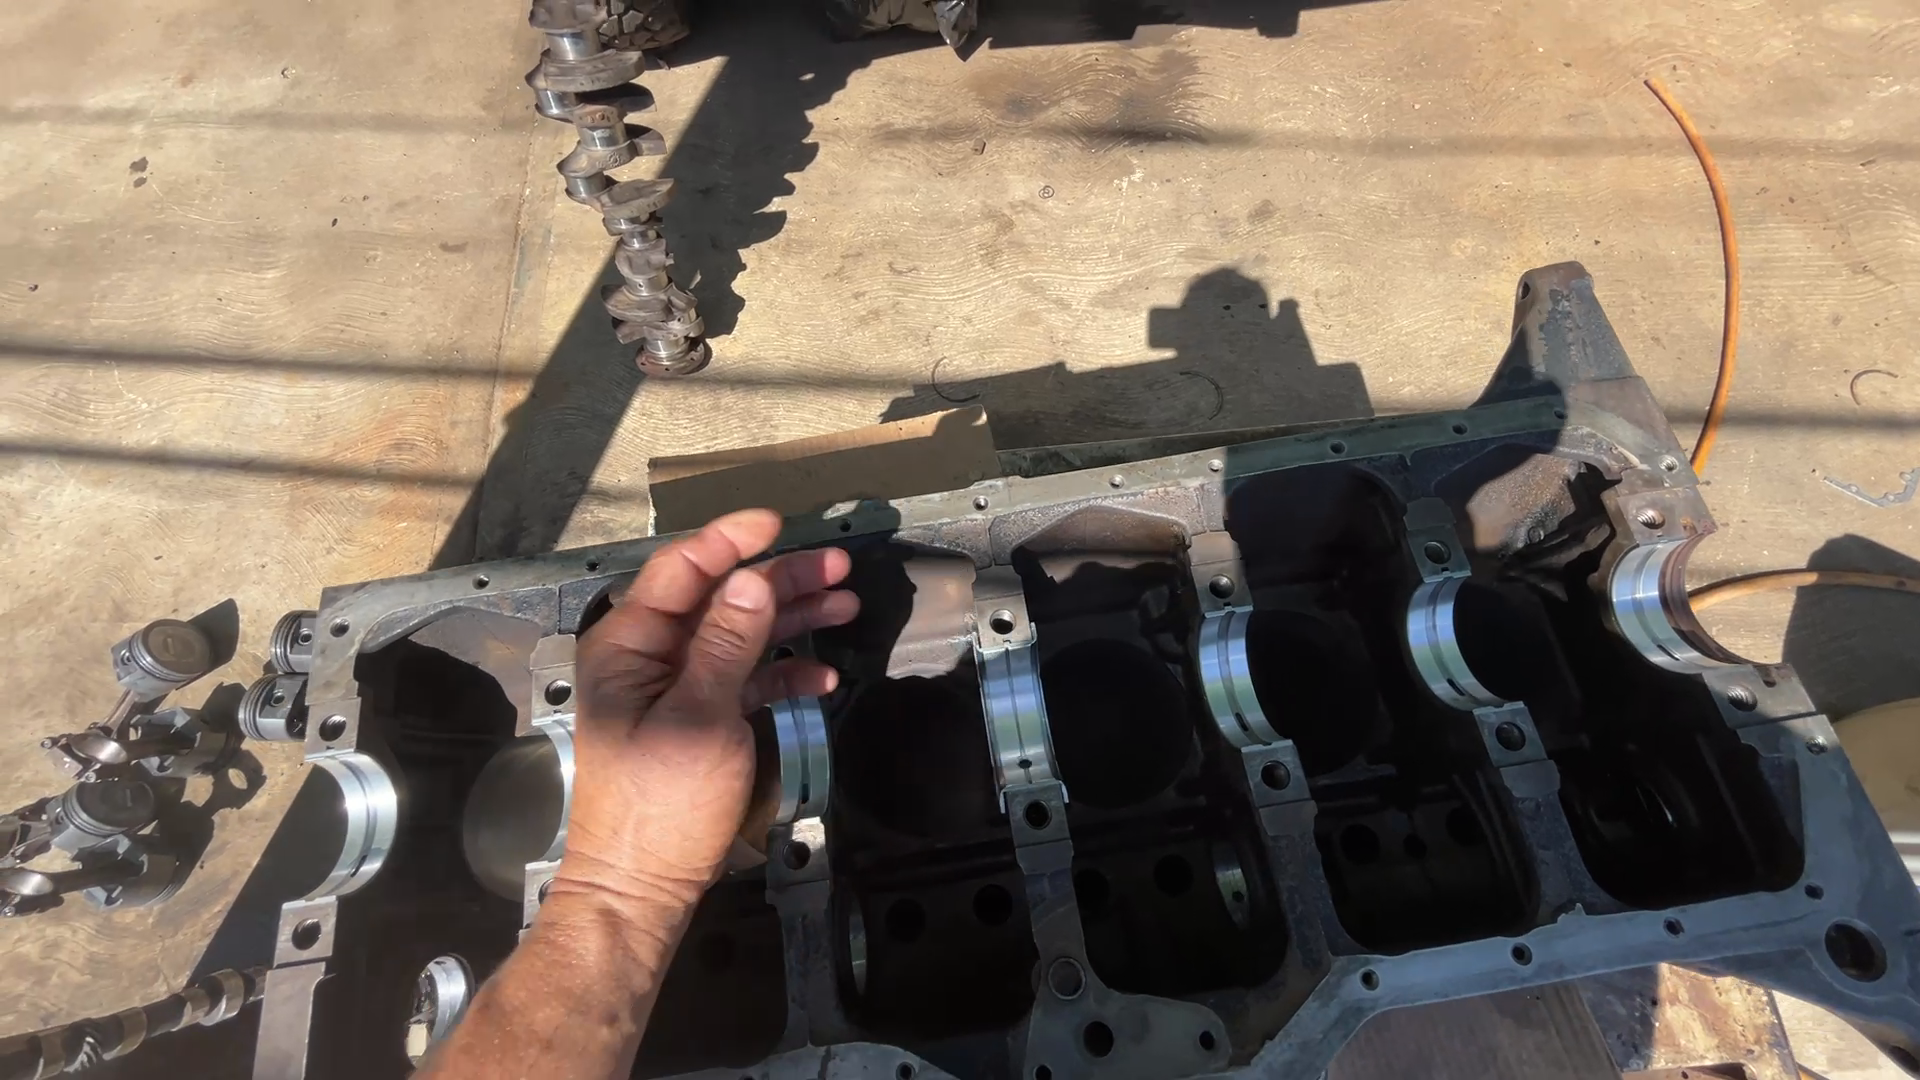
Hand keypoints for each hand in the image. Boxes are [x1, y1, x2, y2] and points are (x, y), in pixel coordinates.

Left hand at [549, 509, 858, 920]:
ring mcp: (684, 683)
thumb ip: (726, 643)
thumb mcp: (698, 717)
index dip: (729, 540)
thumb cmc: (661, 803)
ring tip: (846, 602)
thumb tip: (754, 578)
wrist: (643, 889)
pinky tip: (825, 676)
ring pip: (745, 632)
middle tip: (838, 565)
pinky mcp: (708, 712)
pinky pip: (751, 676)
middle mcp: (656, 653)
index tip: (777, 521)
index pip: (681, 570)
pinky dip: (786, 672)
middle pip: (724, 598)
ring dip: (794, 618)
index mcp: (632, 644)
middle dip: (781, 579)